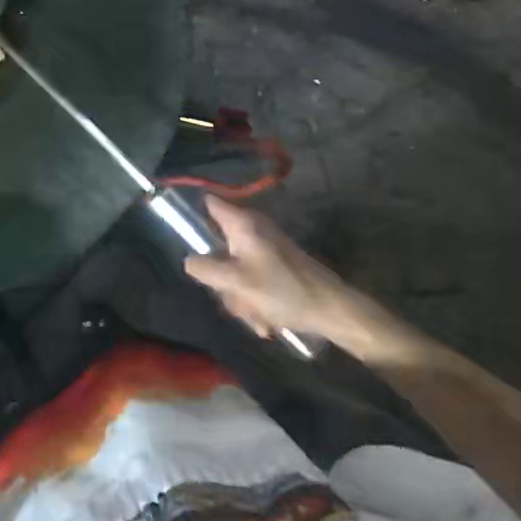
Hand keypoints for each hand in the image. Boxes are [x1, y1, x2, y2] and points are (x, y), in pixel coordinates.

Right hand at [184, 197, 421, 364]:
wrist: (340, 315)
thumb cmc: (285, 292)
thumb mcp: (234, 282)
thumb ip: (202, 267)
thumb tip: (190, 261)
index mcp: (242, 224)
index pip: (207, 202)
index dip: (191, 212)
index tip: (180, 233)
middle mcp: (253, 229)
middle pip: (216, 241)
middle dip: (217, 270)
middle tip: (225, 292)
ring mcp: (267, 247)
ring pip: (233, 263)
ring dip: (235, 290)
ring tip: (250, 313)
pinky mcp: (279, 266)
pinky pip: (252, 276)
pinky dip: (252, 295)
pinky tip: (263, 318)